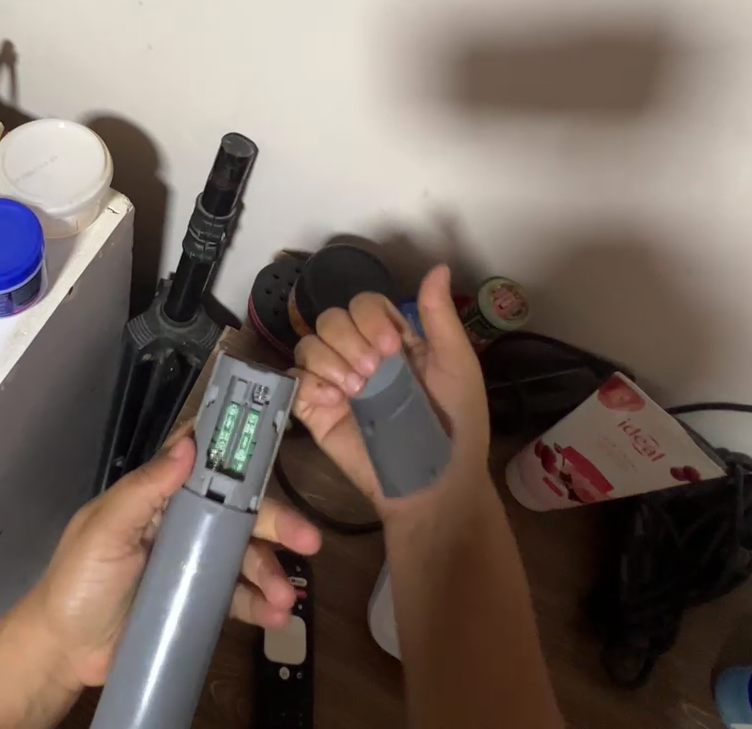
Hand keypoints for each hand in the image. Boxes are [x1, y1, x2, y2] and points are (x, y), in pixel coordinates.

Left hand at [15, 435, 321, 687]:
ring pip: (243, 554)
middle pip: (236, 510)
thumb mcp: (105, 528)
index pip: (202, 461)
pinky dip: (260, 603)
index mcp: (157, 494)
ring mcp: (191, 561)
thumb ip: (144, 488)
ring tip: (287, 598)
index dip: (237, 450)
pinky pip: (235, 595)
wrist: (63, 653)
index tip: (276, 446)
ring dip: (271, 570)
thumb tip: (189, 444)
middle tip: (308, 539)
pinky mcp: (196, 599)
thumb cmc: (78, 580)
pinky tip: (276, 616)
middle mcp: (181, 521)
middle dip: (274, 521)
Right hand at [291, 263, 491, 514]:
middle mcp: (358, 353)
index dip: (371, 318)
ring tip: (356, 391)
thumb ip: (439, 316)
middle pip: (330, 318)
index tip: (393, 348)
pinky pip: (295, 378)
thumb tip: (438, 267)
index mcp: (390, 338)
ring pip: (309, 342)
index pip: (363, 303)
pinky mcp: (314, 409)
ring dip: (332, 360)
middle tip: (374, 373)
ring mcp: (334, 381)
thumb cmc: (455, 425)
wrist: (435, 484)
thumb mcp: (457, 365)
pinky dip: (310, 381)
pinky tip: (334, 400)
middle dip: (350, 340)